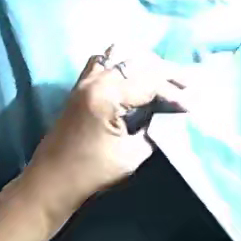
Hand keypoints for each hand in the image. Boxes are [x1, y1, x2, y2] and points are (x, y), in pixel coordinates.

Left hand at [14, 46, 187, 224]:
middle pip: (141, 62)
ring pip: (124, 53)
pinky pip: (106, 59)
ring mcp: (86, 79)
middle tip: (188, 86)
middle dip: (167, 73)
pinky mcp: (80, 85)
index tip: (193, 104)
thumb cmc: (89, 175)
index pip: (151, 82)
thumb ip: (154, 130)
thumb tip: (172, 115)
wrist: (47, 186)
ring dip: (147, 63)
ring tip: (166, 78)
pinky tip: (138, 75)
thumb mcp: (131, 156)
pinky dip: (126, 61)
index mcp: (107, 95)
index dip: (175, 92)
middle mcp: (96, 79)